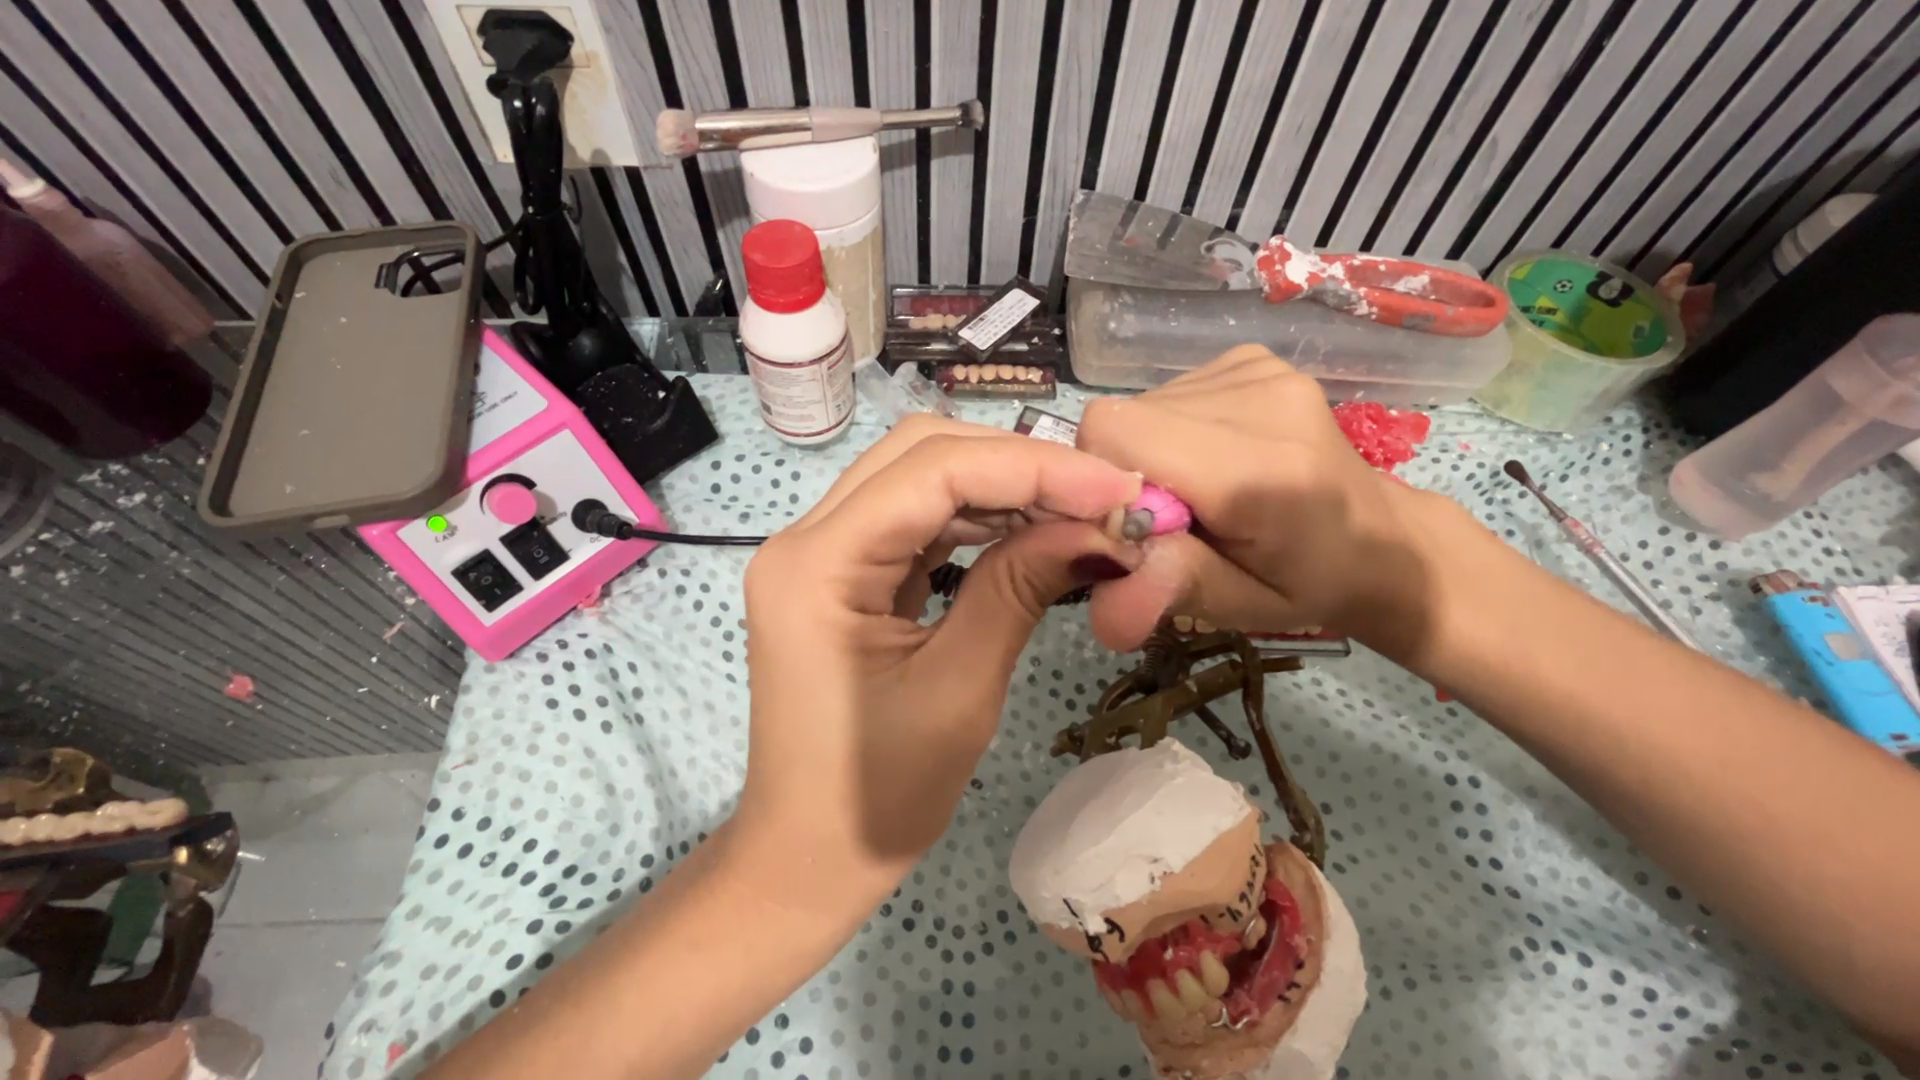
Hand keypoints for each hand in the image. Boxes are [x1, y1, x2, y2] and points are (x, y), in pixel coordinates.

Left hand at [737, 415, 1143, 906]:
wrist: (806, 858)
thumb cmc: (879, 796)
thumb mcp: (960, 690)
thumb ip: (1019, 589)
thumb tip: (1097, 525)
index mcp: (816, 565)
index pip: (932, 470)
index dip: (1031, 467)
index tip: (1115, 487)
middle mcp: (805, 540)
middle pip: (920, 456)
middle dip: (1017, 466)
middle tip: (1103, 497)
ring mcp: (819, 556)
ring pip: (919, 480)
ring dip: (1002, 489)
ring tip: (1081, 513)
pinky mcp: (841, 577)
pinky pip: (914, 523)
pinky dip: (976, 520)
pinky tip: (1031, 532)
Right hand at [1077, 345, 1451, 661]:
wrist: (1383, 541)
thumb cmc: (1311, 585)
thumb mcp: (1242, 608)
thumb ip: (1171, 589)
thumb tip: (1102, 600)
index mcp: (1257, 472)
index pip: (1114, 432)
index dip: (1101, 485)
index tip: (1134, 530)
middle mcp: (1258, 400)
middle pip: (1120, 420)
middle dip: (1124, 476)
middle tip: (1173, 522)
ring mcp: (1259, 371)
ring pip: (1140, 406)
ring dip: (1148, 457)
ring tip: (1201, 495)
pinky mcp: (1253, 361)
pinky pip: (1170, 394)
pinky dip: (1173, 434)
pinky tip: (1215, 463)